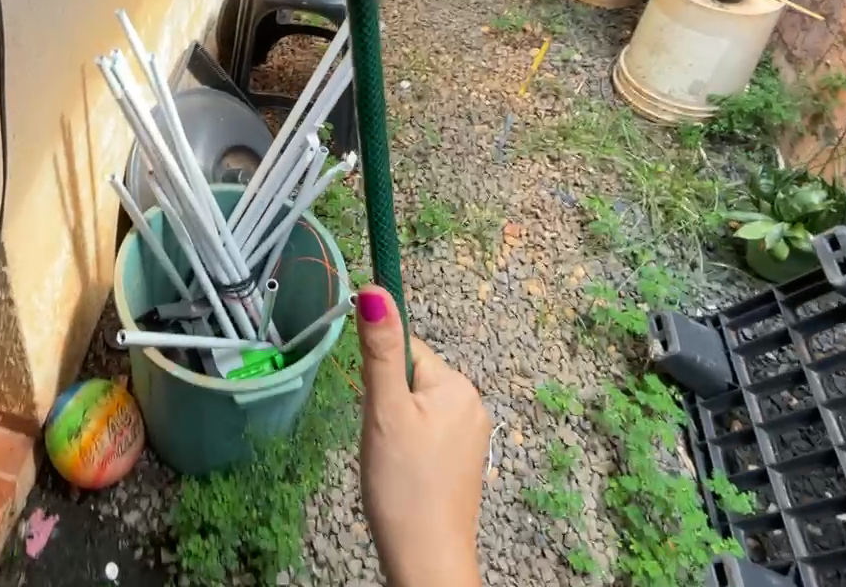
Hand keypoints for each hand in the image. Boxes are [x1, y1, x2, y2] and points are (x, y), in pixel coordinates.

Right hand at [355, 285, 489, 586]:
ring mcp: (471, 432)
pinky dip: (407, 441)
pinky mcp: (463, 458)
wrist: (426, 564)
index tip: (376, 411)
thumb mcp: (384, 409)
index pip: (404, 349)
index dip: (379, 375)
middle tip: (382, 439)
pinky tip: (403, 470)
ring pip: (414, 403)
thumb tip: (373, 287)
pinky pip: (426, 428)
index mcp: (456, 384)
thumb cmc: (402, 483)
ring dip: (393, 421)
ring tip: (390, 458)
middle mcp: (471, 401)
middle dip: (385, 401)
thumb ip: (379, 347)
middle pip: (409, 375)